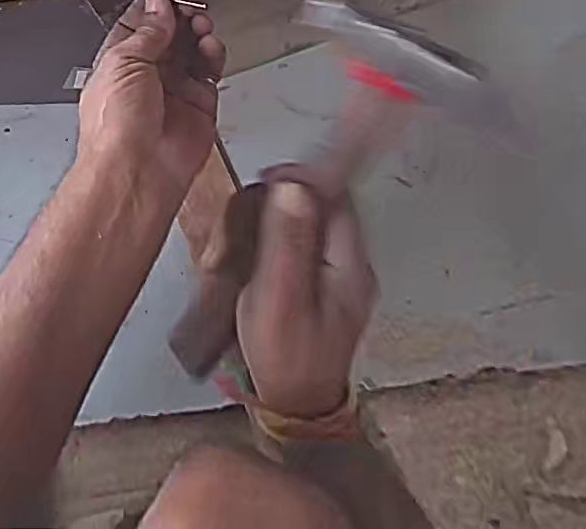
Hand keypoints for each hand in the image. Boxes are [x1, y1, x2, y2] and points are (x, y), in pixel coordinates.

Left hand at [76, 0, 225, 195]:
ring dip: (197, 32)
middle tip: (189, 2)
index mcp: (117, 62)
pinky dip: (213, 54)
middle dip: (178, 16)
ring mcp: (171, 90)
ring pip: (190, 50)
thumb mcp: (123, 61)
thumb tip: (158, 5)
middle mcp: (144, 75)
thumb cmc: (113, 124)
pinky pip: (209, 72)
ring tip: (200, 22)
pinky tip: (210, 44)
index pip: (136, 24)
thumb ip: (147, 32)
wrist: (137, 168)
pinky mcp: (198, 105)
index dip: (152, 6)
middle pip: (166, 35)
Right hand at [237, 176, 378, 418]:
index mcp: (349, 263)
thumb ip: (286, 238)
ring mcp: (334, 275)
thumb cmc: (284, 352)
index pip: (335, 196)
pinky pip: (294, 242)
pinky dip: (267, 239)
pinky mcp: (315, 284)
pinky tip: (244, 256)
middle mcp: (348, 263)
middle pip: (318, 205)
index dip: (301, 179)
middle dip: (277, 201)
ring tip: (237, 241)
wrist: (293, 405)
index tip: (264, 180)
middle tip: (242, 217)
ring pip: (302, 221)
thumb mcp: (279, 293)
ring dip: (266, 221)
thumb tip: (293, 185)